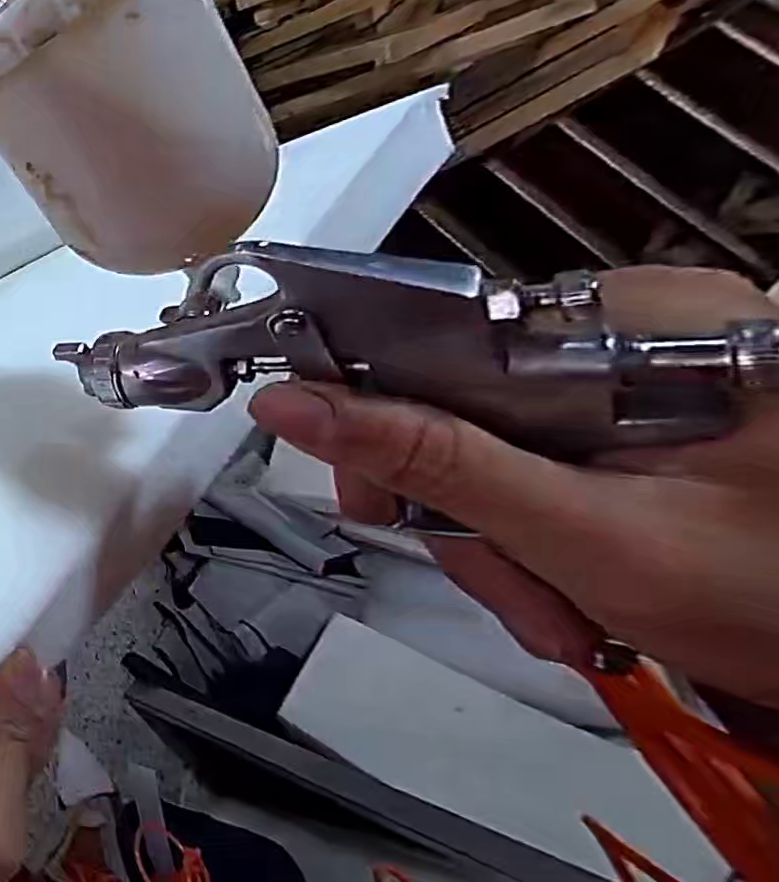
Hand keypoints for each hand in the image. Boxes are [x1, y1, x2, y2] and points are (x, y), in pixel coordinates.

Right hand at [248, 266, 778, 708]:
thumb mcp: (588, 533)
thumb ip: (427, 459)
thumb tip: (284, 403)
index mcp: (637, 319)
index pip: (428, 340)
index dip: (374, 413)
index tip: (369, 490)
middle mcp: (630, 327)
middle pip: (446, 395)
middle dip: (444, 498)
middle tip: (486, 573)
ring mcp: (630, 371)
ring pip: (471, 433)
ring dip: (481, 527)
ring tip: (546, 602)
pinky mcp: (626, 411)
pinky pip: (509, 449)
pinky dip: (514, 520)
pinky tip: (556, 576)